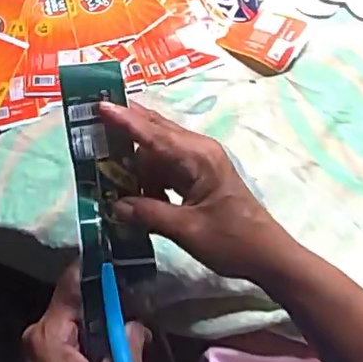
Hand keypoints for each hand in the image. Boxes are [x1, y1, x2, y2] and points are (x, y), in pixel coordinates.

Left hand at [22, 263, 146, 361]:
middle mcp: (40, 330)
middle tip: (134, 284)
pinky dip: (94, 328)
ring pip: (76, 312)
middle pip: (75, 296)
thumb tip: (138, 320)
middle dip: (105, 292)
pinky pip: (73, 328)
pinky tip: (116, 332)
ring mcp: (41, 342)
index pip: (71, 282)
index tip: (116, 249)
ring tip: (131, 307)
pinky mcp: (48, 354)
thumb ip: (127, 348)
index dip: (94, 264)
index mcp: (49, 332)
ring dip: (102, 313)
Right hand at [99, 101, 296, 282]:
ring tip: (106, 165)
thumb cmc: (232, 241)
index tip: (101, 105)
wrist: (269, 256)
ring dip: (135, 160)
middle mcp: (198, 150)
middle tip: (93, 122)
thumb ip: (148, 214)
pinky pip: (166, 164)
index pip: (153, 134)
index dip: (125, 120)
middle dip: (125, 128)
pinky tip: (133, 187)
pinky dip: (148, 174)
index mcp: (197, 157)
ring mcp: (199, 160)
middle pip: (155, 131)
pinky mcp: (198, 174)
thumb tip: (114, 206)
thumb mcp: (186, 230)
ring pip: (158, 150)